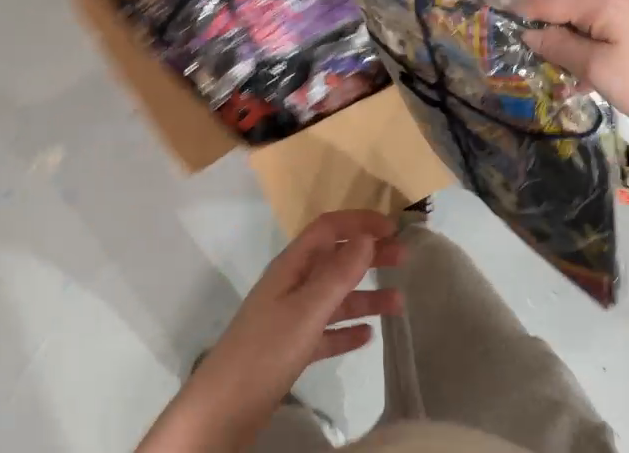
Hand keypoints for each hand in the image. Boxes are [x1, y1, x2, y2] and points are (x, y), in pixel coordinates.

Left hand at [140, 211, 403, 452]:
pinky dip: (347, 329)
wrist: (225, 406)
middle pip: (335, 260)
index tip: (393, 228)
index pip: (328, 228)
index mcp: (291, 266)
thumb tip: (367, 236)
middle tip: (404, 259)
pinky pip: (326, 330)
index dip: (359, 222)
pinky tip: (368, 336)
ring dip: (365, 296)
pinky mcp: (292, 347)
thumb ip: (337, 274)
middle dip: (368, 255)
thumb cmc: (266, 350)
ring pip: (334, 297)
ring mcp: (290, 317)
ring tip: (398, 305)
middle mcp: (292, 285)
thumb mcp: (306, 309)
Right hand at [517, 0, 628, 143]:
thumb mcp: (599, 71)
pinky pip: (614, 25)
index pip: (549, 1)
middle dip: (553, 32)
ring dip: (577, 43)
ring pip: (593, 18)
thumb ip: (561, 49)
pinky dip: (599, 44)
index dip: (522, 12)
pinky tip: (600, 71)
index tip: (497, 20)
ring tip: (573, 76)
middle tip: (541, 64)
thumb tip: (530, 34)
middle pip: (571, 7)